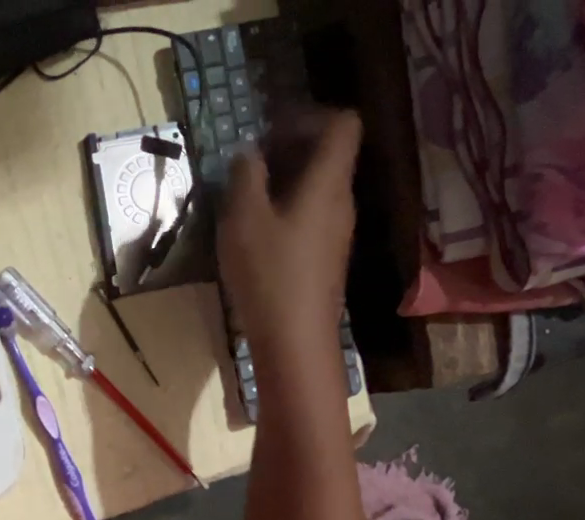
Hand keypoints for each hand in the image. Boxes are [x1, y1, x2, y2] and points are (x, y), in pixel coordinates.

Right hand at [217, 108, 361, 357]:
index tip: (270, 132)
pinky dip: (288, 209)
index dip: (309, 117)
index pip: (342, 123)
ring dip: (286, 182)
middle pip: (330, 155)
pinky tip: (258, 234)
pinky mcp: (325, 258)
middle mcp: (341, 200)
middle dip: (292, 149)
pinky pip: (312, 215)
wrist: (294, 338)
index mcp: (327, 182)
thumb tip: (248, 153)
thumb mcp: (242, 220)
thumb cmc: (267, 274)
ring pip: (319, 187)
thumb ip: (245, 178)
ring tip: (248, 200)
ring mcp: (337, 231)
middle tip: (251, 165)